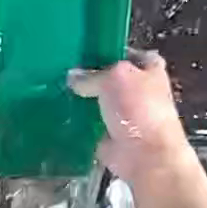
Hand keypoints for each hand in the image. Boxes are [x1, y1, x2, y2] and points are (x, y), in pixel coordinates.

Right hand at [68, 50, 194, 187]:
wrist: (146, 156)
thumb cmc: (139, 109)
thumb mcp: (115, 78)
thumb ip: (93, 75)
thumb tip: (73, 78)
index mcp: (149, 69)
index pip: (127, 54)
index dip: (107, 51)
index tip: (82, 51)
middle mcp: (138, 91)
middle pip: (109, 79)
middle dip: (90, 77)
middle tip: (64, 72)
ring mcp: (124, 116)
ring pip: (98, 102)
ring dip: (82, 100)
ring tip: (58, 91)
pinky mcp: (110, 137)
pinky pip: (90, 125)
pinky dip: (78, 123)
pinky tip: (61, 114)